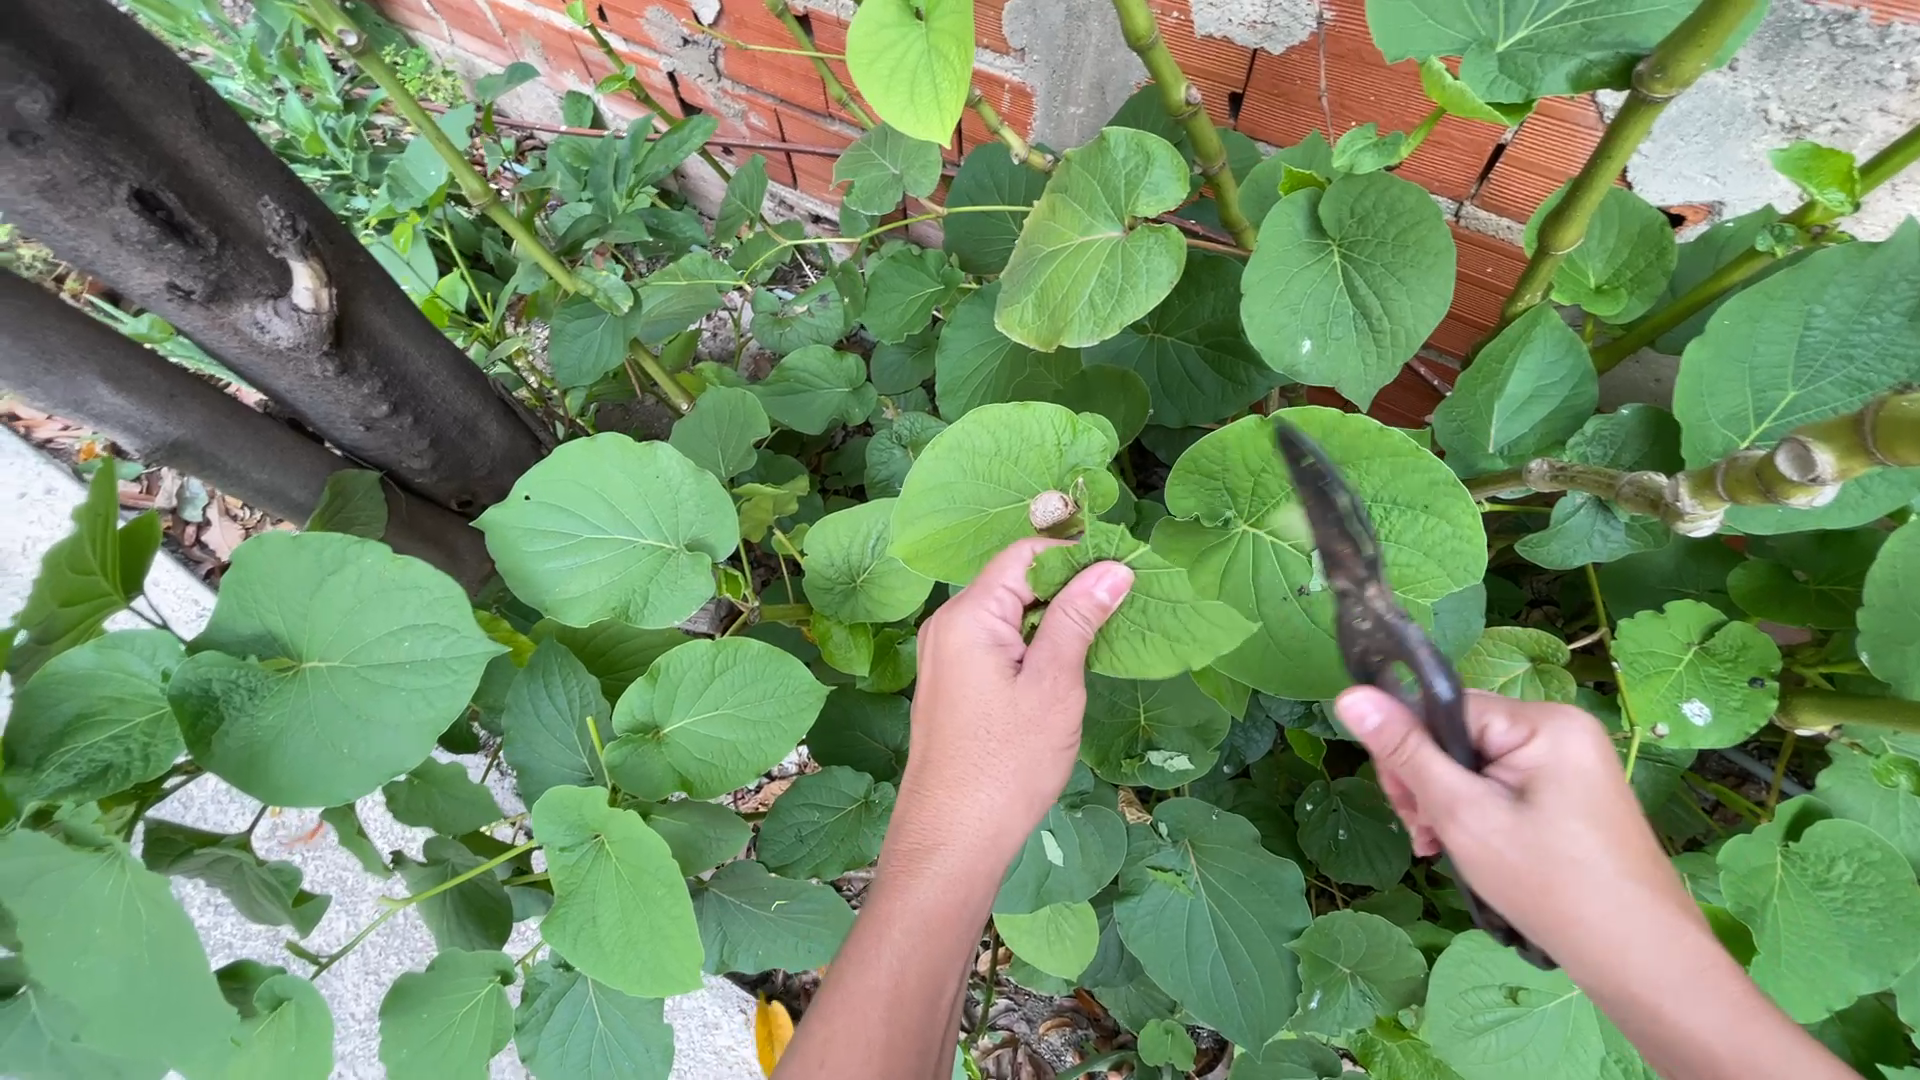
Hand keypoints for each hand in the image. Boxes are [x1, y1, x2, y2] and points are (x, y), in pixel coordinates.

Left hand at [889, 538, 1132, 867]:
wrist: (952, 838)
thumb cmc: (1007, 763)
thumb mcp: (1054, 684)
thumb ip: (1079, 617)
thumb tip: (1113, 567)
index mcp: (967, 614)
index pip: (1024, 555)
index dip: (1074, 557)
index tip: (1120, 574)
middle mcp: (946, 623)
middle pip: (1012, 581)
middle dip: (1065, 589)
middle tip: (1117, 609)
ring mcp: (943, 654)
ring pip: (1005, 613)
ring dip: (1050, 619)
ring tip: (1096, 638)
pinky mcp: (950, 681)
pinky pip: (993, 642)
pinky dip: (1029, 644)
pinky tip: (1060, 666)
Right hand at [1335, 685, 1855, 1079]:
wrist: (1644, 966)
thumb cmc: (1549, 884)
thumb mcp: (1461, 813)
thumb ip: (1404, 751)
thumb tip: (1350, 695)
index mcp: (1541, 721)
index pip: (1440, 709)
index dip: (1407, 750)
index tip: (1404, 802)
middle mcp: (1557, 728)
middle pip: (1452, 734)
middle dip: (1424, 782)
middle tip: (1424, 832)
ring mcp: (1567, 760)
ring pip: (1468, 761)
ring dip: (1441, 801)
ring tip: (1440, 845)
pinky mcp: (1567, 790)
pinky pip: (1495, 781)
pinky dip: (1470, 810)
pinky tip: (1461, 843)